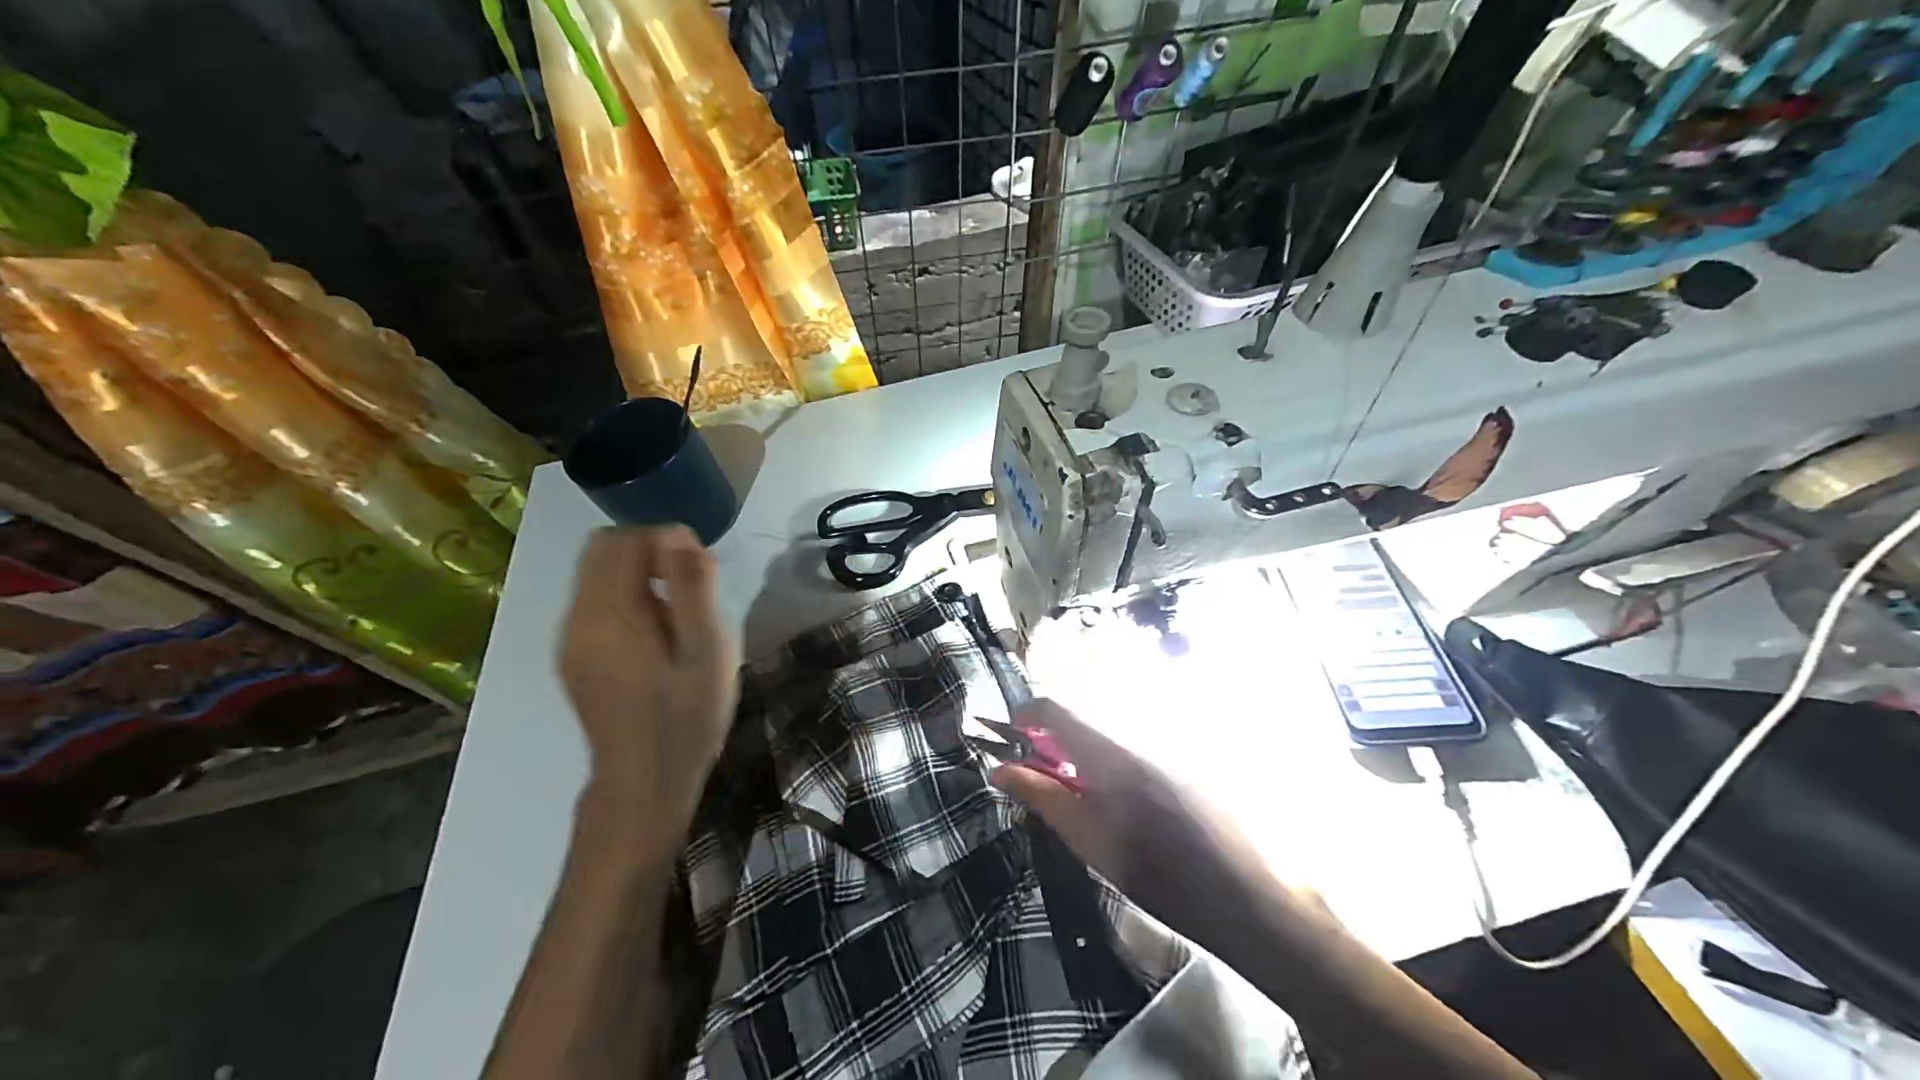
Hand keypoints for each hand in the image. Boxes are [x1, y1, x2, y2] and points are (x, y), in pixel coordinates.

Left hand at [560, 526, 738, 832]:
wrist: (644, 783)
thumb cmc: (686, 718)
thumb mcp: (707, 652)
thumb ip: (693, 590)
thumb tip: (680, 537)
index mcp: (609, 615)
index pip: (624, 540)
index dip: (666, 540)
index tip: (701, 568)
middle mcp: (577, 619)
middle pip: (602, 550)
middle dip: (649, 551)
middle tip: (690, 587)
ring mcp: (569, 640)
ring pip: (596, 575)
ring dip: (639, 575)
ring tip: (678, 615)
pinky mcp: (573, 657)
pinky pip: (594, 602)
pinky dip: (625, 598)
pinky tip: (655, 637)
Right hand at [990, 699, 1324, 944]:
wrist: (1240, 895)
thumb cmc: (1153, 871)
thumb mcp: (1085, 838)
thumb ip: (1041, 796)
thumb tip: (999, 768)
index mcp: (1107, 752)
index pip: (1053, 710)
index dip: (1023, 716)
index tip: (1006, 738)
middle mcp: (1134, 740)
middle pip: (1078, 725)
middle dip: (1049, 745)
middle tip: (1038, 783)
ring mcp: (1160, 752)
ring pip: (1103, 742)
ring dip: (1078, 760)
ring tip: (1077, 803)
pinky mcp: (1179, 769)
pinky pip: (1128, 755)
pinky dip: (1106, 771)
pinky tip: (1116, 810)